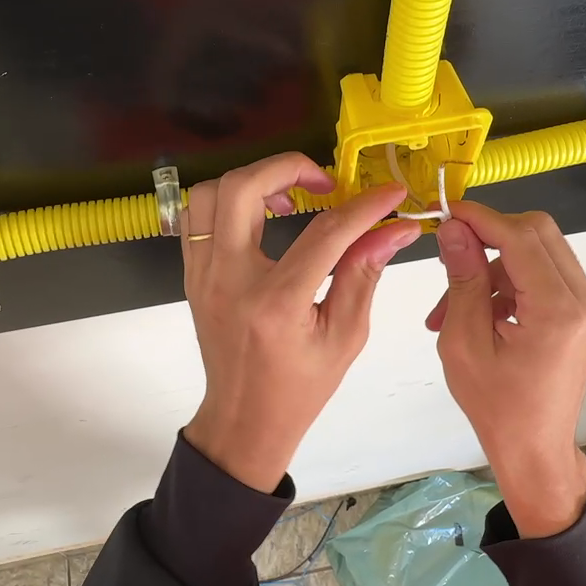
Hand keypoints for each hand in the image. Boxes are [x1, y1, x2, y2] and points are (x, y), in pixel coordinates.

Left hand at [181, 153, 421, 491]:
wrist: (243, 419)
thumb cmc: (298, 388)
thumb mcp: (345, 337)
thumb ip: (365, 274)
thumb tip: (394, 228)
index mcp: (276, 304)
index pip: (325, 233)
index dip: (365, 206)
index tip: (391, 192)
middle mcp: (229, 281)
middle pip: (242, 189)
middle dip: (288, 167)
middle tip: (325, 183)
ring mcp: (202, 275)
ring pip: (211, 194)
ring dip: (253, 180)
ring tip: (289, 199)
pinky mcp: (191, 274)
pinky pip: (197, 216)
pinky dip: (229, 202)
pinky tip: (260, 216)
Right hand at [426, 204, 585, 536]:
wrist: (534, 449)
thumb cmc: (495, 406)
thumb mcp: (463, 342)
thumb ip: (463, 280)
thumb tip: (454, 230)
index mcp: (557, 311)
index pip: (521, 236)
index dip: (481, 218)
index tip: (446, 213)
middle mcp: (584, 300)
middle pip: (539, 232)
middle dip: (490, 233)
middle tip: (451, 251)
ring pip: (541, 250)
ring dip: (495, 262)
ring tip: (453, 301)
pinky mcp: (583, 313)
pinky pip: (545, 274)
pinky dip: (510, 280)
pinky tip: (479, 309)